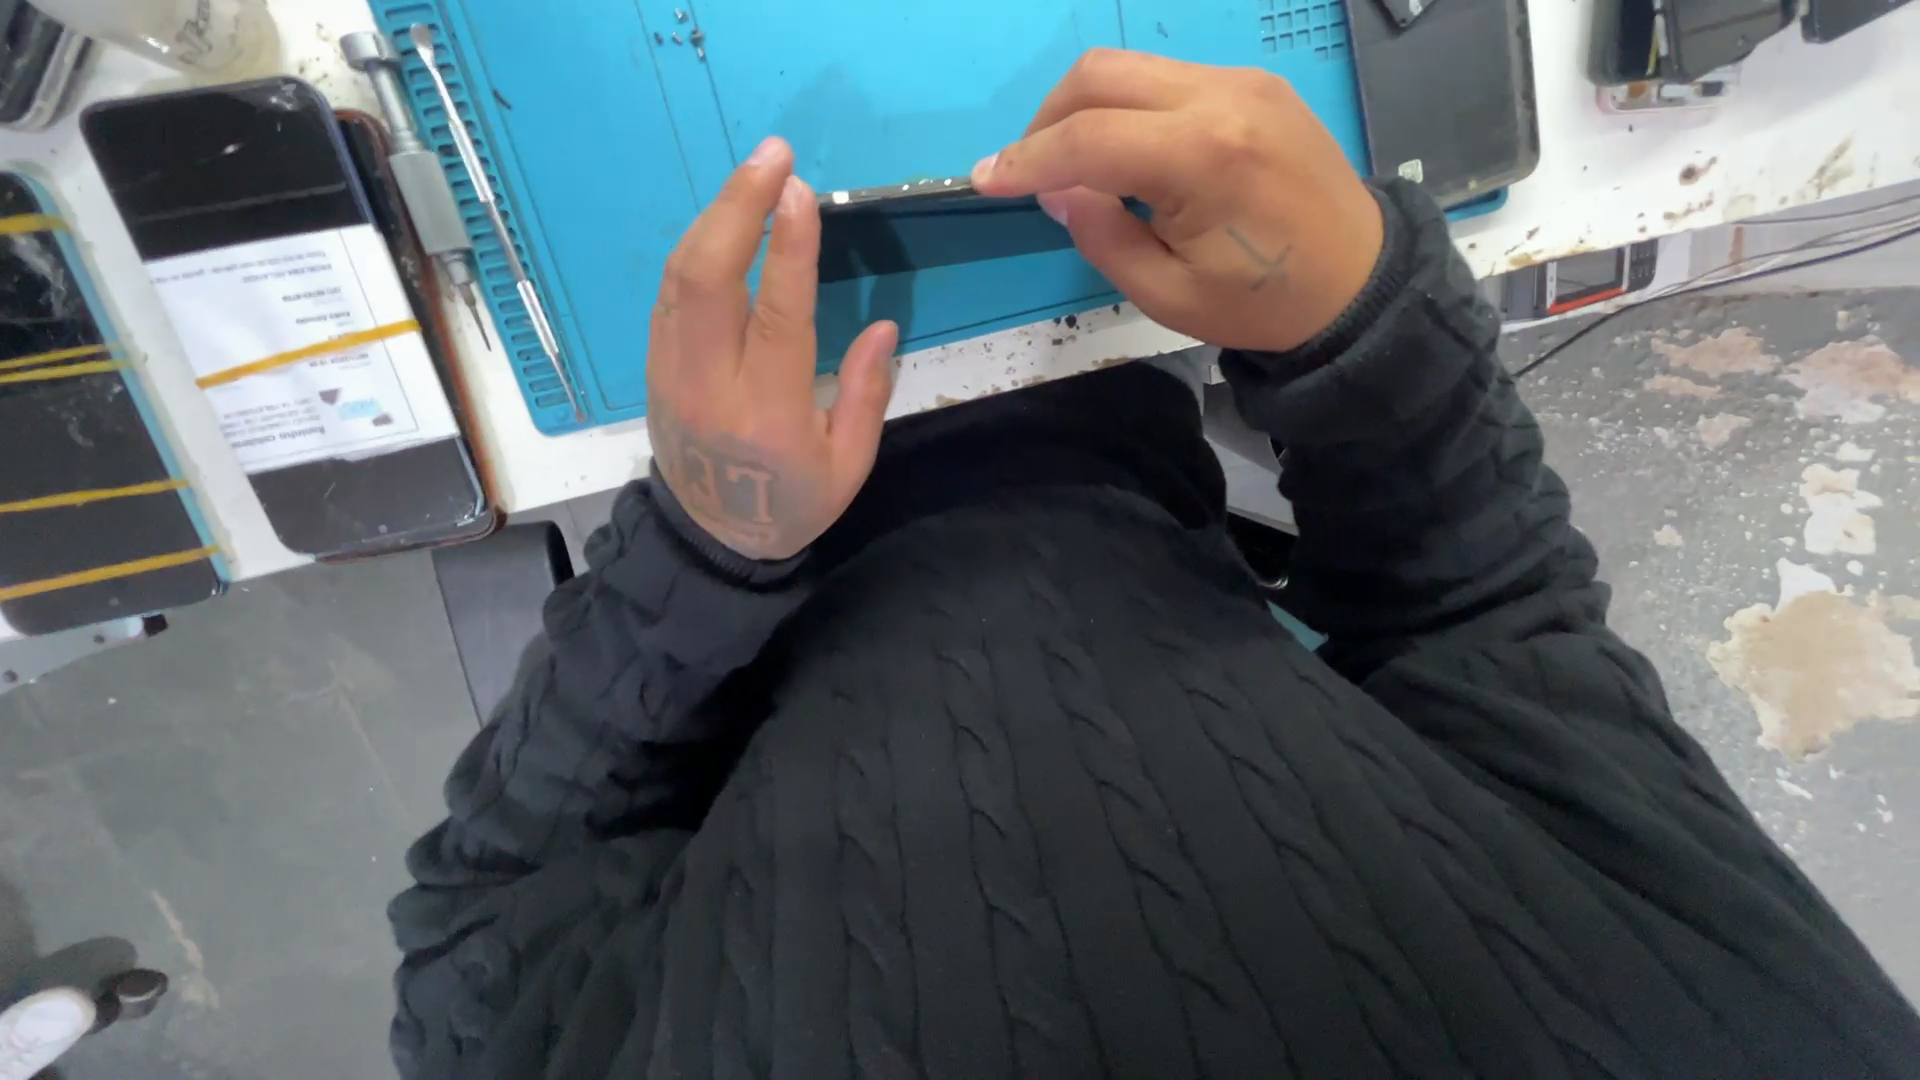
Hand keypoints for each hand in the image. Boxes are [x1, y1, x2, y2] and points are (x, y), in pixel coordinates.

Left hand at [647, 136, 899, 559]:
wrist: (714, 538)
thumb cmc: (792, 504)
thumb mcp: (848, 465)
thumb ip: (865, 394)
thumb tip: (881, 326)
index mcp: (768, 413)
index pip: (777, 316)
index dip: (789, 250)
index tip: (801, 190)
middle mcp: (709, 384)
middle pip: (707, 278)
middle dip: (737, 206)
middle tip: (773, 158)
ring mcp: (671, 373)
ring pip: (680, 277)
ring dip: (715, 218)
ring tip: (754, 179)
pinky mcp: (655, 367)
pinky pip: (670, 296)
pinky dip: (698, 251)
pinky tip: (725, 227)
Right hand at [972, 49, 1384, 352]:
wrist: (1356, 283)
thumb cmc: (1259, 305)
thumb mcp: (1166, 295)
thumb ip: (1102, 236)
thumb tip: (1059, 191)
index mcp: (1203, 156)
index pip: (1088, 138)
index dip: (1025, 159)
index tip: (984, 180)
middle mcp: (1221, 96)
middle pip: (1100, 75)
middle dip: (1046, 120)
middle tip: (1026, 173)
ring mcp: (1242, 80)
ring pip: (1130, 68)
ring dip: (1082, 110)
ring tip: (1069, 166)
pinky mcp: (1254, 83)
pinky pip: (1165, 80)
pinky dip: (1124, 109)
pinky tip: (1122, 155)